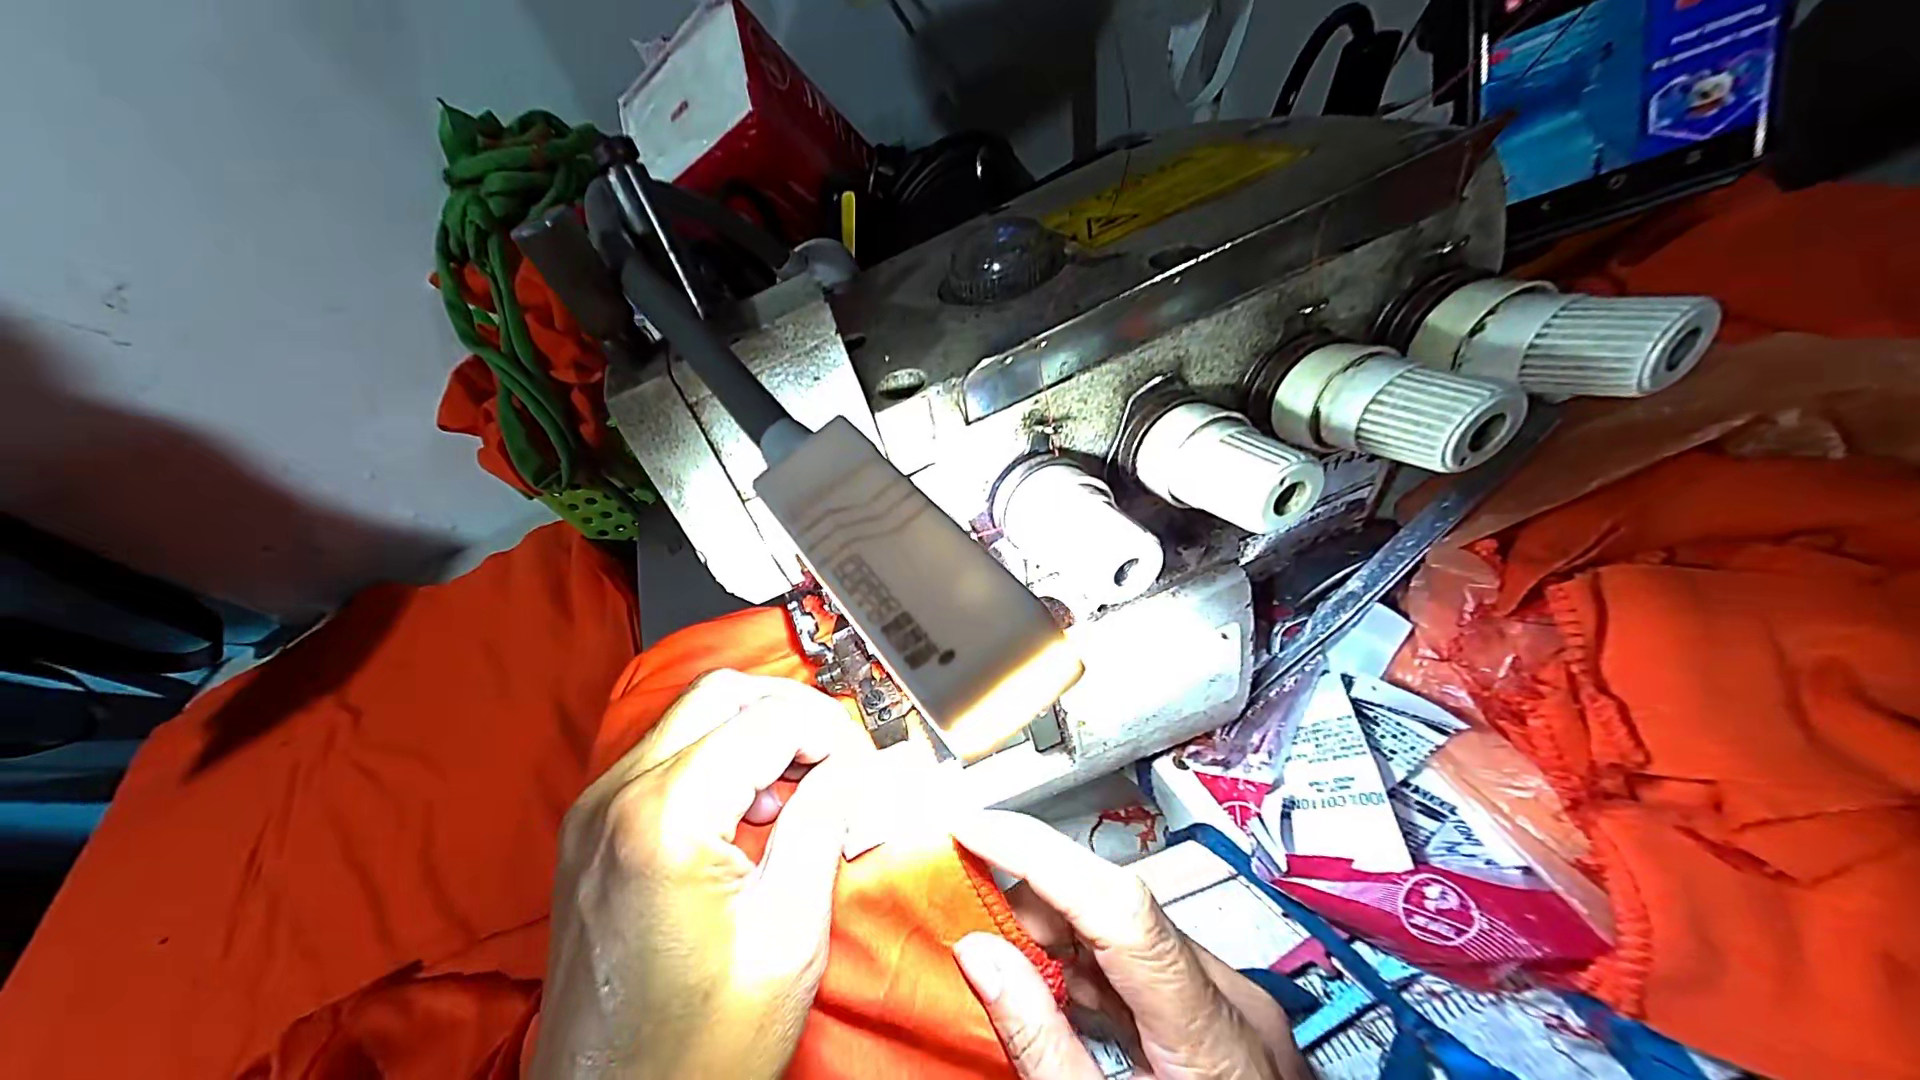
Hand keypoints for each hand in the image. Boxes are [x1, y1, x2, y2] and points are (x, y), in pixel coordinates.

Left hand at [530, 670, 870, 1079]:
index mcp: (664, 819)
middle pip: (724, 692)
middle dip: (792, 712)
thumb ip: (824, 823)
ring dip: (757, 732)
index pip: (772, 718)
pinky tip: (752, 808)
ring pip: (695, 714)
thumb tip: (853, 766)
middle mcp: (616, 799)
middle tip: (834, 757)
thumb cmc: (693, 1051)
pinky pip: (668, 753)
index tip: (861, 766)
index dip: (832, 733)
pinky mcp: (594, 830)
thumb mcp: (788, 933)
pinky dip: (721, 757)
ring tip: (797, 787)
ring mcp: (596, 811)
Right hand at [951, 811, 1309, 1079]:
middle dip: (1032, 898)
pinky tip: (1048, 981)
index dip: (1040, 853)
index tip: (977, 828)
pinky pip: (1138, 958)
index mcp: (1214, 1037)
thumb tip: (981, 954)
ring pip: (1122, 925)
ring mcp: (1230, 1001)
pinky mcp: (1218, 1009)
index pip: (1120, 905)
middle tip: (966, 909)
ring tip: (998, 949)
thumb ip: (1042, 1045)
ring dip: (1054, 929)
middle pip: (1115, 907)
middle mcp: (1231, 999)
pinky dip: (1085, 961)